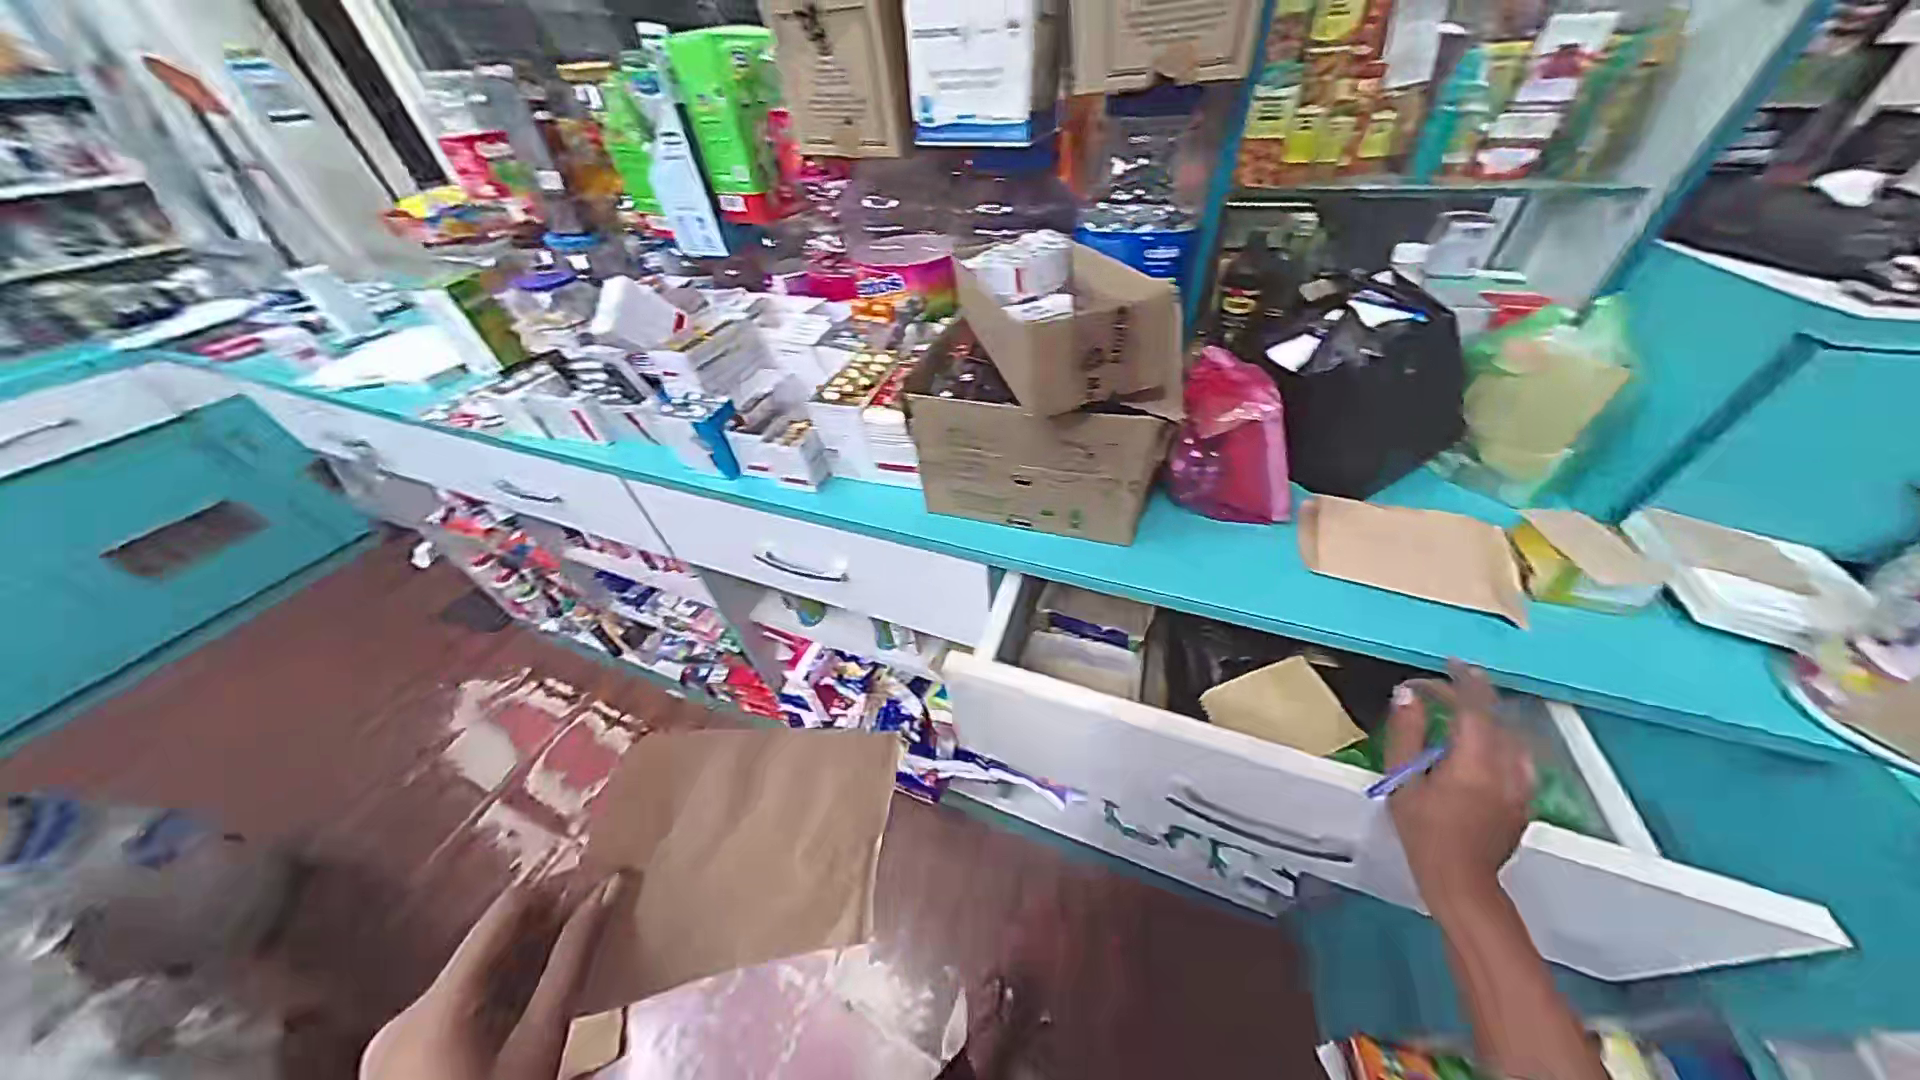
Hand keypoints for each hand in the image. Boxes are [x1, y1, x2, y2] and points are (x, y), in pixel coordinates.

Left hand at [360, 874, 622, 1079]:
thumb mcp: (545, 1038)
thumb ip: (575, 957)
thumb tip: (611, 888)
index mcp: (438, 1002)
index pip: (506, 911)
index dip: (554, 892)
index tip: (596, 887)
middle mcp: (405, 1013)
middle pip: (487, 946)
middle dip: (543, 928)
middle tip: (591, 921)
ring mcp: (392, 1042)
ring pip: (473, 975)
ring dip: (523, 960)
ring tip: (568, 958)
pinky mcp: (393, 1064)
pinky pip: (455, 1005)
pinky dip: (497, 992)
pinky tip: (528, 1001)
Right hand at [1383, 661, 1534, 908]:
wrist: (1460, 879)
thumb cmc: (1423, 830)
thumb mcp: (1403, 780)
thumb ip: (1407, 733)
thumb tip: (1408, 695)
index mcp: (1474, 762)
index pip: (1476, 708)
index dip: (1463, 681)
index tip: (1449, 664)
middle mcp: (1507, 768)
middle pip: (1496, 718)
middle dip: (1472, 696)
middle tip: (1442, 687)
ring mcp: (1522, 785)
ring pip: (1511, 735)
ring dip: (1487, 716)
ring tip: (1462, 708)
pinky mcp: (1525, 797)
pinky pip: (1517, 754)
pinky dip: (1499, 737)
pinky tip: (1481, 741)